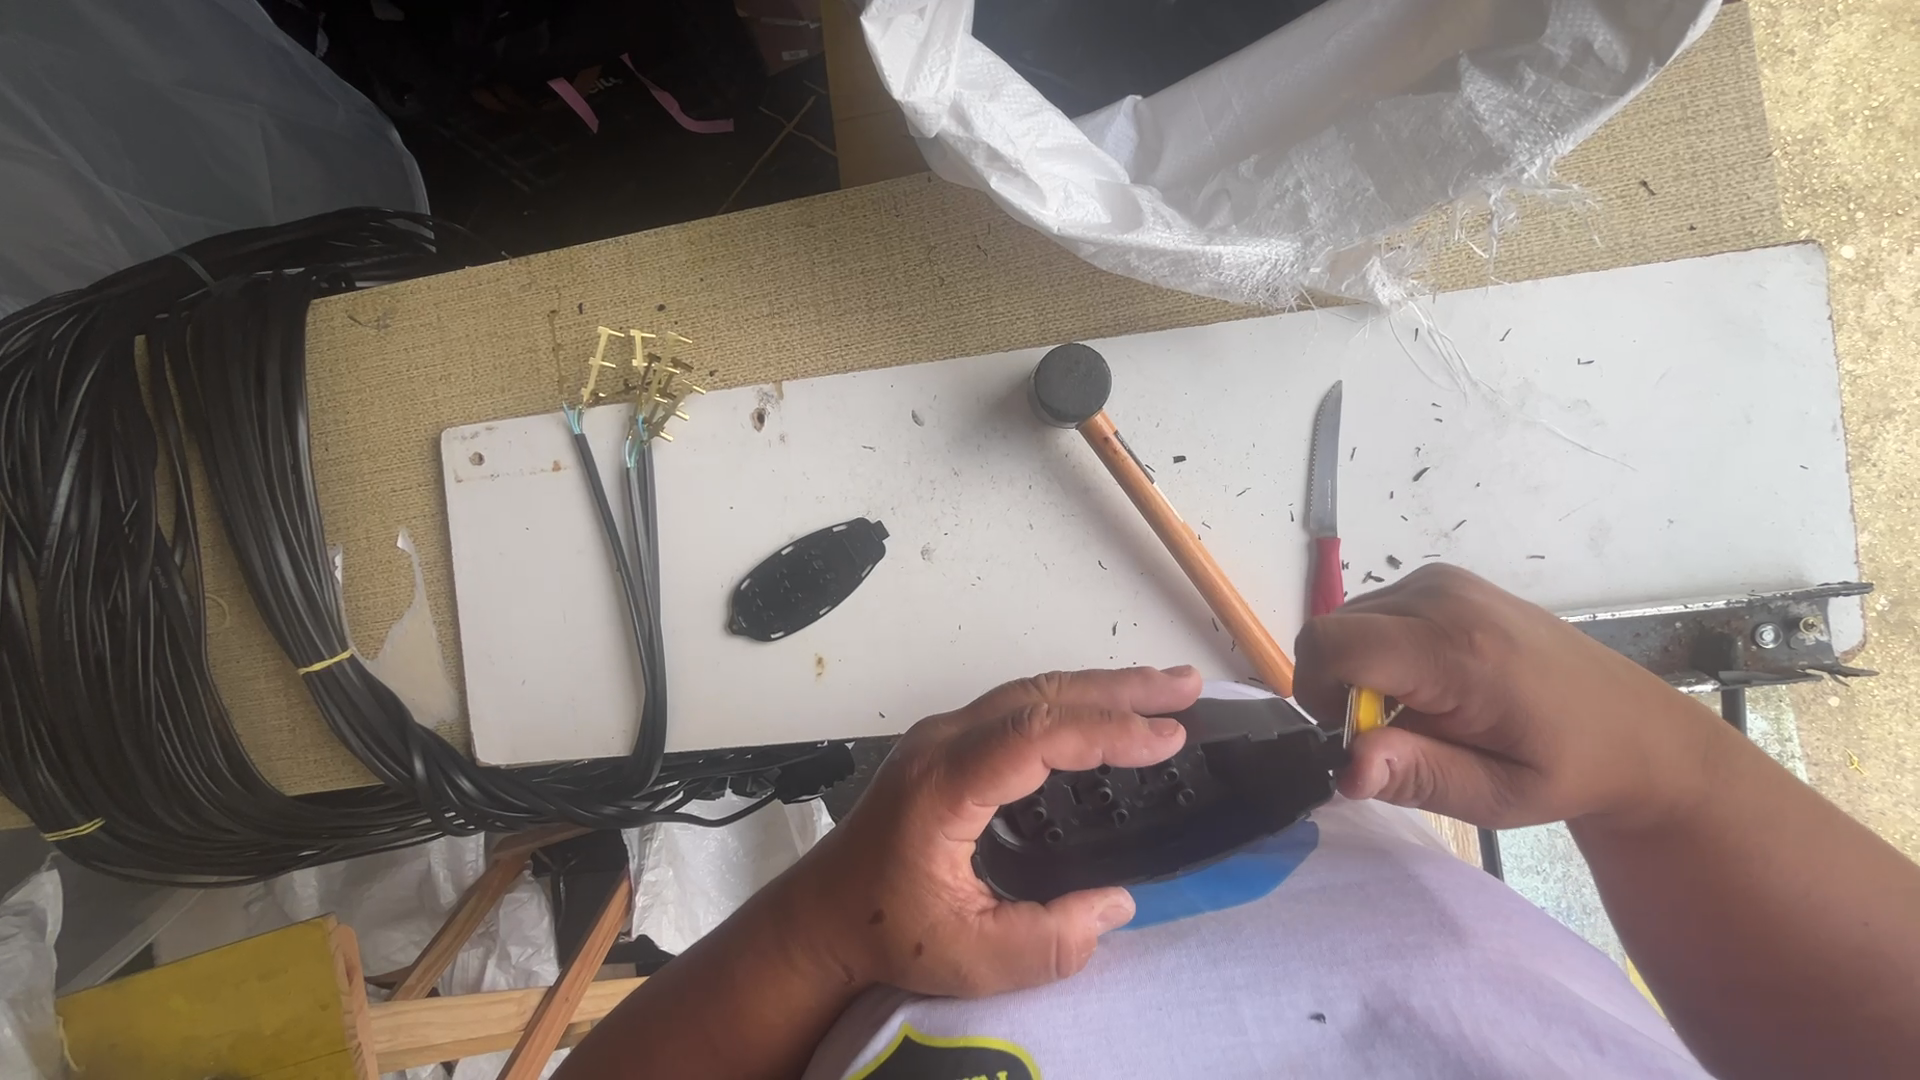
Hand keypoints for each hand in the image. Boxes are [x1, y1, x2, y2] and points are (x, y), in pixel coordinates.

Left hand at [774, 666, 1199, 997]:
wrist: (824, 912)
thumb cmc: (888, 932)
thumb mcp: (971, 960)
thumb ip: (1050, 942)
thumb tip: (1117, 902)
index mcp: (944, 785)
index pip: (1035, 736)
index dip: (1105, 731)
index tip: (1168, 737)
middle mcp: (942, 742)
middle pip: (1038, 695)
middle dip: (1118, 688)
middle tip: (1186, 687)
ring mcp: (942, 735)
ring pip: (1029, 691)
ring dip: (1098, 687)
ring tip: (1161, 688)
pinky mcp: (947, 741)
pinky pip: (1017, 706)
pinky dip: (1069, 701)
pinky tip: (1102, 709)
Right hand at [1293, 564, 1727, 830]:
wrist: (1638, 729)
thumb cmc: (1566, 770)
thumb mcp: (1497, 797)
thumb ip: (1417, 777)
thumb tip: (1348, 767)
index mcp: (1457, 652)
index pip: (1331, 644)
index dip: (1317, 691)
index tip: (1354, 730)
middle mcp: (1442, 598)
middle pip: (1330, 632)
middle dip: (1338, 685)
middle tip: (1393, 728)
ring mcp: (1442, 581)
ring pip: (1345, 621)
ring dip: (1357, 667)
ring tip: (1417, 704)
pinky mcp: (1442, 578)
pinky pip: (1371, 610)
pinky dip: (1377, 647)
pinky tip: (1427, 677)